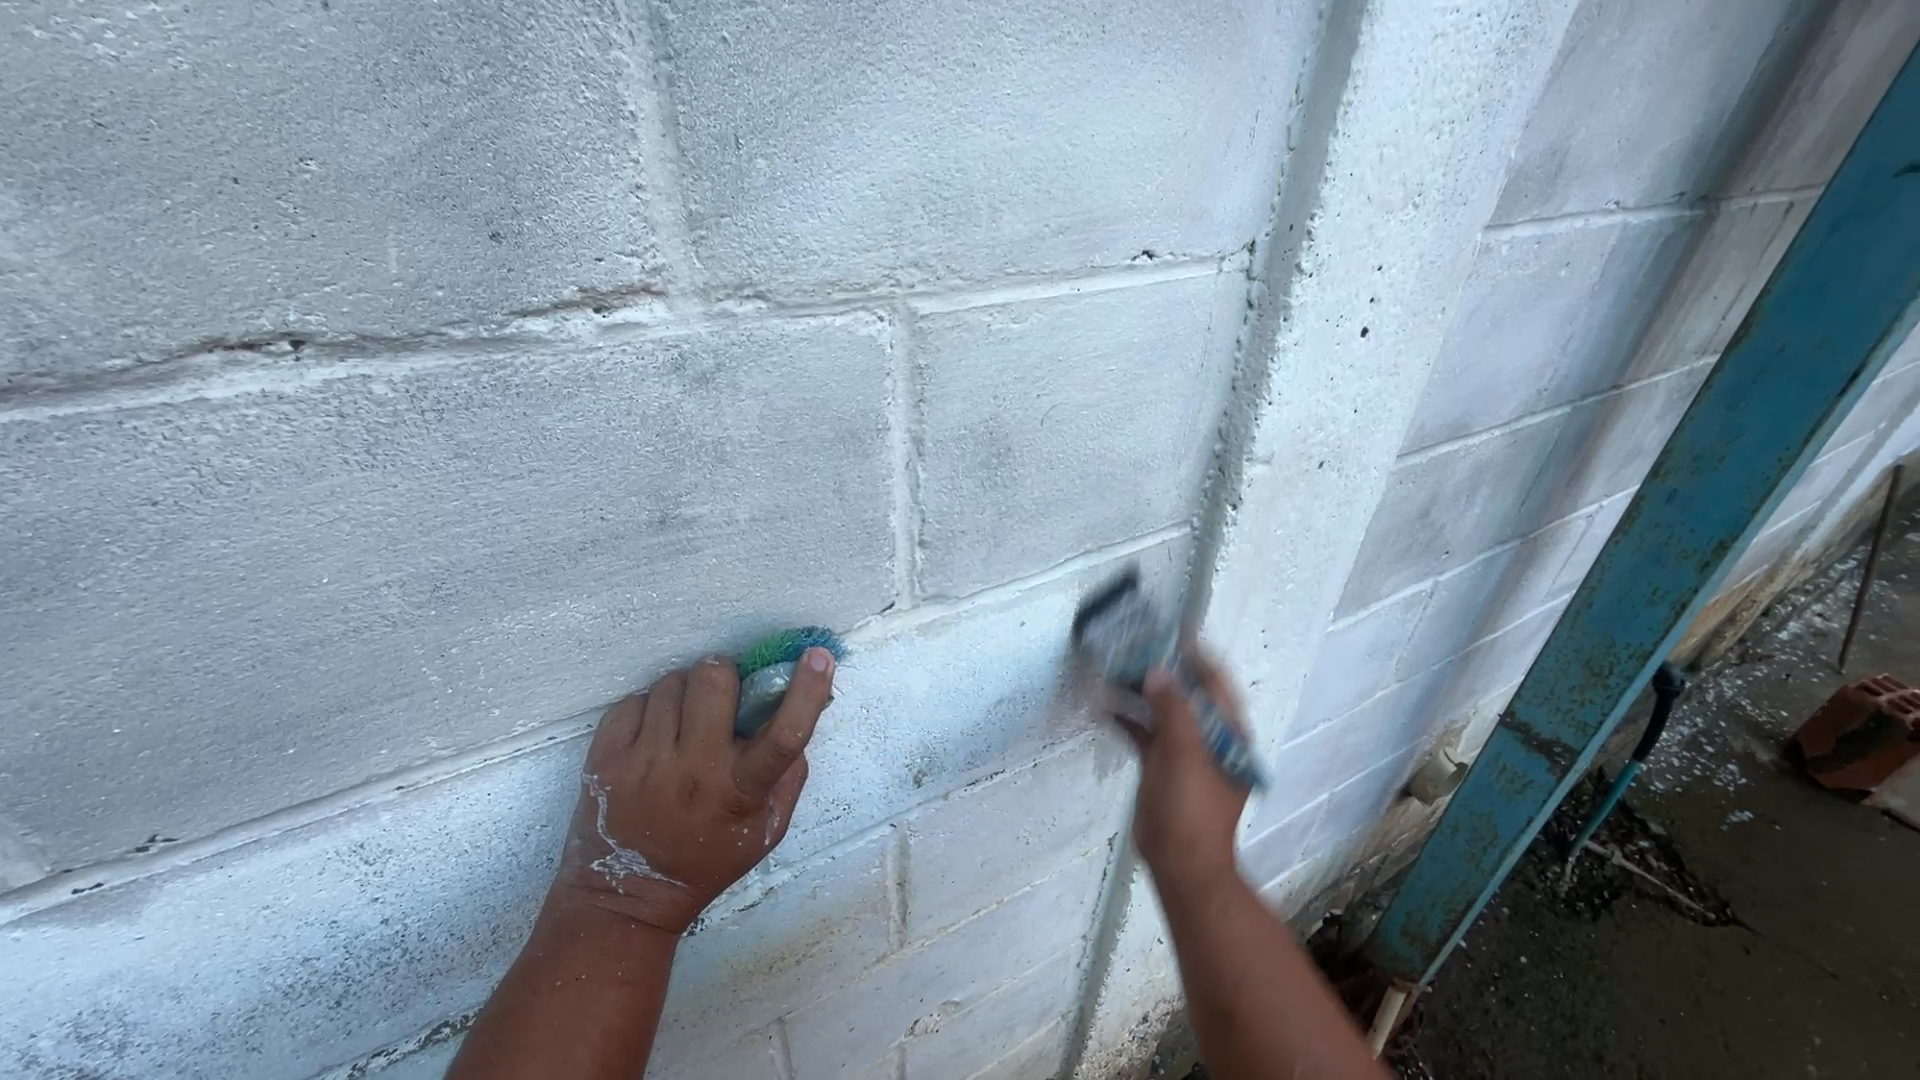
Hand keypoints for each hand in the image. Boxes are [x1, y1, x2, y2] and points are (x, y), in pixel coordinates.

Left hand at [548, 648, 836, 934]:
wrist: (625, 898)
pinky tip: (653, 735)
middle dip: (724, 675)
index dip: (806, 691)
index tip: (817, 656)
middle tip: (723, 694)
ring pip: (672, 683)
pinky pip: (634, 700)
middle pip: (714, 681)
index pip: (784, 734)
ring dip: (686, 692)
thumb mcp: (766, 829)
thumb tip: (807, 709)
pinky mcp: (606, 758)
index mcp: (741, 791)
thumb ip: (790, 773)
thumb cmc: (709, 860)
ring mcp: (645, 762)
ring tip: (684, 720)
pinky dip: (649, 708)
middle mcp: (694, 771)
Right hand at [1123, 650, 1248, 893]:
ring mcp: (1184, 752)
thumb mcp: (1184, 754)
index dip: (1196, 655)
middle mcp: (1209, 737)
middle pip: (1185, 693)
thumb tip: (1158, 673)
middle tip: (1132, 645)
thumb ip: (1172, 710)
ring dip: (1140, 692)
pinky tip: (1104, 706)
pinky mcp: (1161, 766)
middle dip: (1161, 670)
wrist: (1182, 864)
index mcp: (1227, 733)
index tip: (1173, 630)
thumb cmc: (1192, 809)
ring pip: (1162, 711)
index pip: (1214, 683)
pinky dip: (1127, 719)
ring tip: (1113, 669)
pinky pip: (1144, 733)